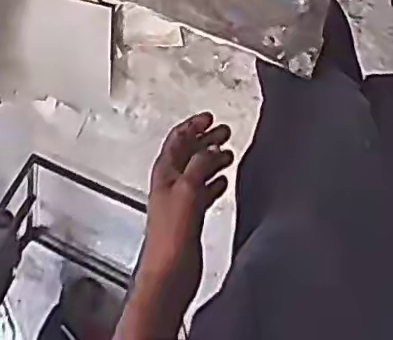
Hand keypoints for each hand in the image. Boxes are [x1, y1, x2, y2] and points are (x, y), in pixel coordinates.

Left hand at [120, 113, 232, 337]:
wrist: (168, 275)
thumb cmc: (170, 237)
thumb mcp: (187, 189)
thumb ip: (199, 165)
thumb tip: (211, 147)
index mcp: (165, 172)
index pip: (178, 138)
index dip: (193, 125)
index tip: (208, 117)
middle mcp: (171, 184)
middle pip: (189, 152)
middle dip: (206, 139)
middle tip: (223, 131)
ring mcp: (180, 201)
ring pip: (198, 170)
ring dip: (213, 159)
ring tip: (228, 151)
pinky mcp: (190, 217)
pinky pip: (203, 191)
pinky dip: (214, 182)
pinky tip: (223, 182)